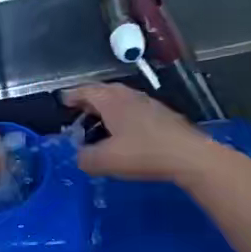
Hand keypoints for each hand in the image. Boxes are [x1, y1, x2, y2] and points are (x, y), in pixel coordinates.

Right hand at [61, 83, 217, 182]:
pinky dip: (122, 117)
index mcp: (112, 101)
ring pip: (120, 100)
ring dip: (106, 109)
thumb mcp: (106, 160)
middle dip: (89, 101)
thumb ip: (85, 158)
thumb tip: (80, 156)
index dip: (72, 96)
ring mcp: (148, 104)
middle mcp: (129, 96)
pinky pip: (133, 110)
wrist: (188, 156)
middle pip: (103, 92)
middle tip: (77, 112)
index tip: (62, 101)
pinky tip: (123, 133)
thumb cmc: (143, 153)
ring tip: (98, 124)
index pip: (86, 91)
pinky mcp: (162, 115)